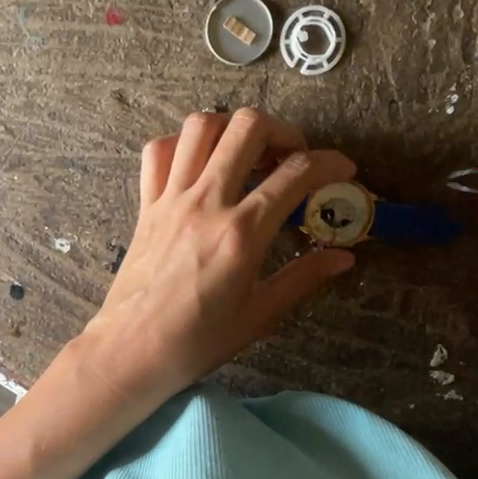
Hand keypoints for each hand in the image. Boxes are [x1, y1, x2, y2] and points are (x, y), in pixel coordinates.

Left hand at [71, 109, 357, 406]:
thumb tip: (345, 257)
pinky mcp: (146, 206)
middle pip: (248, 128)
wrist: (132, 352)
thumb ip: (303, 277)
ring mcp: (171, 199)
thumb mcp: (260, 314)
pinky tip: (198, 163)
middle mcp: (207, 203)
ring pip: (200, 126)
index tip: (343, 170)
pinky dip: (181, 144)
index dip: (330, 162)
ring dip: (230, 127)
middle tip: (293, 156)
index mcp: (243, 233)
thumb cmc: (198, 341)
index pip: (296, 174)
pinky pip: (158, 151)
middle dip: (282, 130)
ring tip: (247, 152)